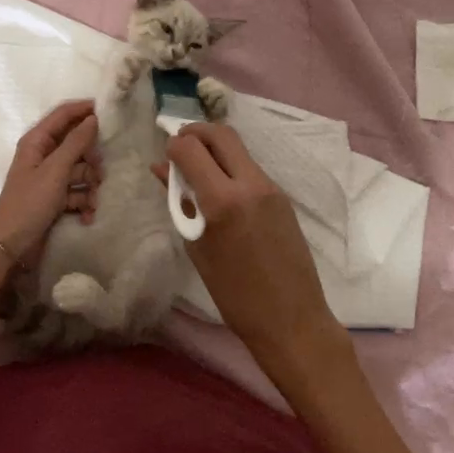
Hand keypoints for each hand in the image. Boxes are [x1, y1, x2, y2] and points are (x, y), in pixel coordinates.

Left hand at [0, 100, 101, 264]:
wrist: (10, 246)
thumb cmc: (29, 203)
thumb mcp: (55, 170)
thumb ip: (76, 143)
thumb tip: (93, 118)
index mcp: (37, 141)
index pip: (63, 114)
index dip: (84, 110)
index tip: (108, 112)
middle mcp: (43, 155)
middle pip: (77, 145)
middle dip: (91, 159)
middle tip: (98, 172)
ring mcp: (50, 177)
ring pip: (81, 170)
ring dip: (90, 186)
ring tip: (91, 202)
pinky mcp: (55, 197)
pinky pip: (77, 191)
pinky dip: (84, 202)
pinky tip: (86, 216)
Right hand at [157, 124, 342, 367]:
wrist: (291, 319)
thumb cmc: (234, 294)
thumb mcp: (197, 248)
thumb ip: (181, 203)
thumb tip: (162, 171)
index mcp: (223, 200)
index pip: (190, 148)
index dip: (173, 146)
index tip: (165, 159)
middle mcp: (250, 184)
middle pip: (220, 133)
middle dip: (194, 133)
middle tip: (178, 148)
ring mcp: (271, 188)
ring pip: (238, 148)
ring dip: (214, 150)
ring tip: (197, 172)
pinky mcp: (282, 198)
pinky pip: (251, 169)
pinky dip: (230, 168)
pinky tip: (219, 191)